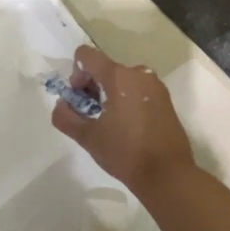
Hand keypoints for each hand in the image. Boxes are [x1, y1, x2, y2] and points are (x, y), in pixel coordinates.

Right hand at [51, 45, 195, 195]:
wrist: (168, 175)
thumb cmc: (125, 153)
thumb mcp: (88, 137)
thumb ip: (65, 117)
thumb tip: (61, 105)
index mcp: (119, 76)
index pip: (87, 55)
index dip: (75, 73)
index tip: (79, 98)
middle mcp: (139, 73)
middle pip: (105, 67)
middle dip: (92, 86)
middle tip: (91, 115)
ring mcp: (155, 86)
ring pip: (122, 79)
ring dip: (109, 93)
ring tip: (109, 123)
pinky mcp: (166, 99)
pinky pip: (138, 89)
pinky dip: (126, 99)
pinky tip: (127, 126)